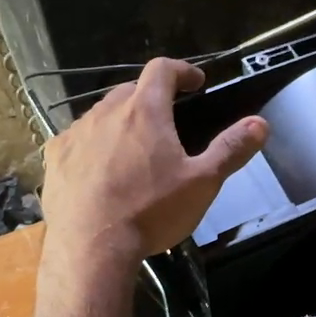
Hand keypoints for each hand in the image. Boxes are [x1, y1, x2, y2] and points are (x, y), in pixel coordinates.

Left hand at [39, 58, 267, 259]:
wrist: (92, 246)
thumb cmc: (151, 211)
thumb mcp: (202, 183)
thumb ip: (230, 150)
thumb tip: (261, 124)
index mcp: (145, 111)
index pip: (162, 70)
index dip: (181, 71)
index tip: (195, 82)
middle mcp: (106, 112)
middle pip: (130, 91)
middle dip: (151, 99)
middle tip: (167, 121)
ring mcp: (76, 133)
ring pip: (102, 115)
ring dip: (120, 123)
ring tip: (134, 149)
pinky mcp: (55, 158)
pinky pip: (78, 140)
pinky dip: (94, 146)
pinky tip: (100, 170)